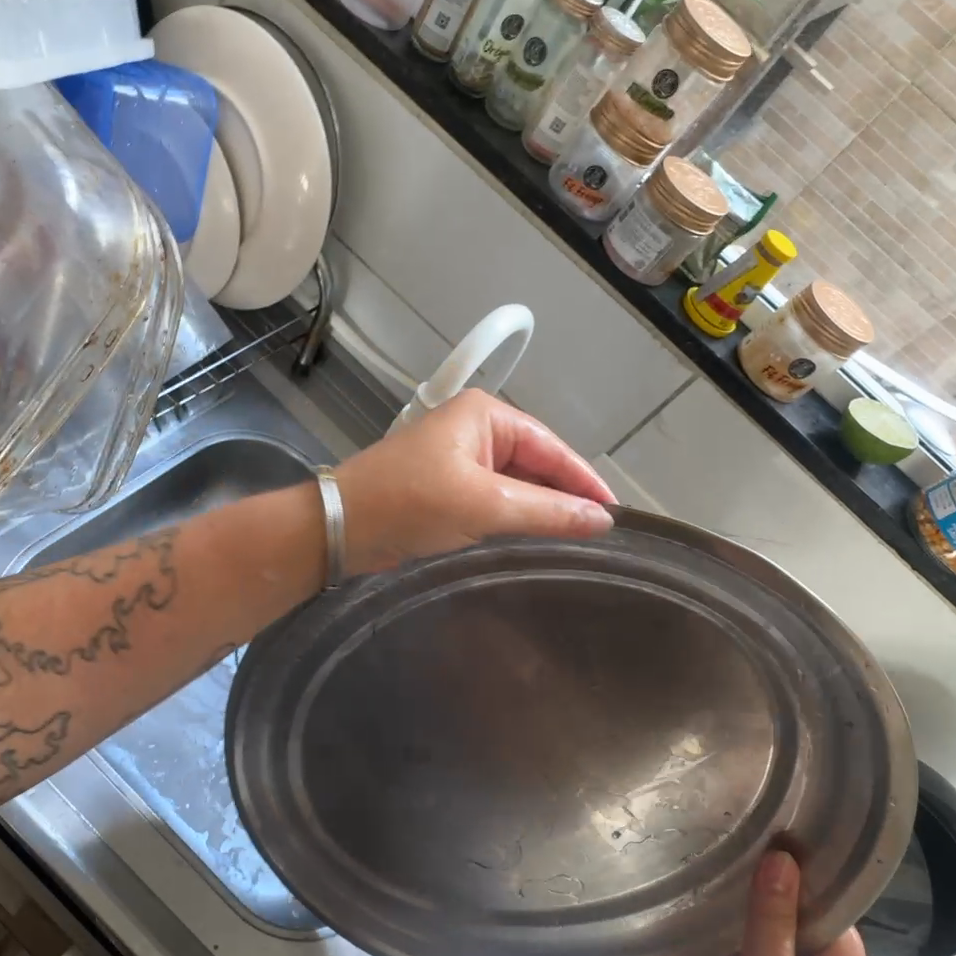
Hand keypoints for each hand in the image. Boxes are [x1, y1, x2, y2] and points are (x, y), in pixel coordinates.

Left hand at [333, 390, 615, 574]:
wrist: (340, 528)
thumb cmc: (411, 504)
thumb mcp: (484, 506)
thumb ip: (546, 512)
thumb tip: (602, 520)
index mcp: (484, 415)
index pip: (550, 446)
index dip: (584, 480)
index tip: (616, 514)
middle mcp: (473, 429)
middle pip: (534, 462)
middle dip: (563, 495)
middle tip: (599, 532)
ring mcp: (456, 459)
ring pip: (514, 483)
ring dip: (539, 509)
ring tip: (576, 540)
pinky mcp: (443, 489)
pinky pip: (492, 499)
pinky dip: (514, 517)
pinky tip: (533, 539)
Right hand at [670, 851, 877, 955]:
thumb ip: (772, 922)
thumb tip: (782, 856)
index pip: (837, 919)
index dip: (811, 882)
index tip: (779, 839)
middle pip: (806, 914)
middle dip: (777, 882)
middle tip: (750, 834)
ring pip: (774, 918)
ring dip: (752, 892)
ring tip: (730, 847)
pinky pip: (748, 928)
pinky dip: (734, 907)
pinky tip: (716, 879)